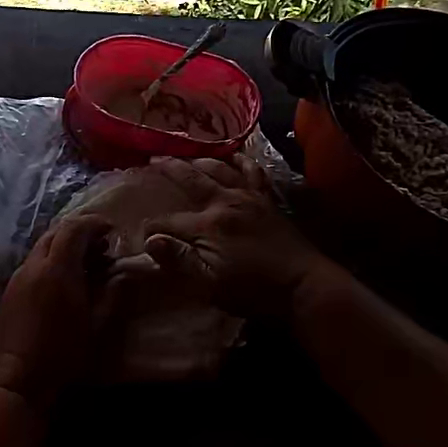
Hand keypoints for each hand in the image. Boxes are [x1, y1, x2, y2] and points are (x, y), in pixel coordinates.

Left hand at [0, 214, 119, 408]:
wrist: (15, 379)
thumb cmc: (61, 355)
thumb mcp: (96, 326)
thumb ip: (113, 295)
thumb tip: (125, 274)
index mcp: (57, 269)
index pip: (74, 228)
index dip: (94, 223)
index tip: (111, 230)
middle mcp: (33, 265)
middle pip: (55, 232)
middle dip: (79, 233)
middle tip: (101, 247)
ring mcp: (17, 277)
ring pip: (42, 247)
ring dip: (64, 247)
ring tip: (86, 265)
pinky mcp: (9, 291)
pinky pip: (32, 264)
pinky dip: (51, 261)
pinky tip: (63, 282)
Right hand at [141, 156, 336, 319]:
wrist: (304, 285)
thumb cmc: (253, 290)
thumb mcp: (209, 285)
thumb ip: (179, 260)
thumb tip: (150, 240)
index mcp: (207, 225)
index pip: (168, 221)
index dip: (152, 227)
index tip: (143, 235)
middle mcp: (225, 202)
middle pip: (191, 179)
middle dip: (169, 168)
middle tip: (153, 157)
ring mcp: (249, 197)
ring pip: (220, 168)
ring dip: (200, 160)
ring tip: (187, 155)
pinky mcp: (268, 200)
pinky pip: (253, 172)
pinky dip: (241, 161)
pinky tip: (234, 156)